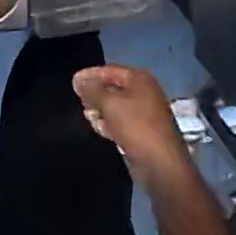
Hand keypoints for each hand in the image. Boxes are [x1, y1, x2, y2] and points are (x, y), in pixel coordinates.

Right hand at [72, 64, 193, 189]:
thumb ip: (92, 90)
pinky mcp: (143, 130)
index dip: (90, 75)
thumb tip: (78, 80)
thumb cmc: (136, 126)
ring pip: (116, 106)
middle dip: (95, 94)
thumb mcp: (110, 104)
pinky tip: (99, 128)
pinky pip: (121, 121)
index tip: (73, 82)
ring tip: (88, 117)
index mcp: (139, 79)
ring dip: (100, 110)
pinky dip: (109, 122)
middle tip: (80, 101)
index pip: (109, 70)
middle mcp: (144, 91)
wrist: (162, 164)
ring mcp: (145, 112)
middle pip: (112, 87)